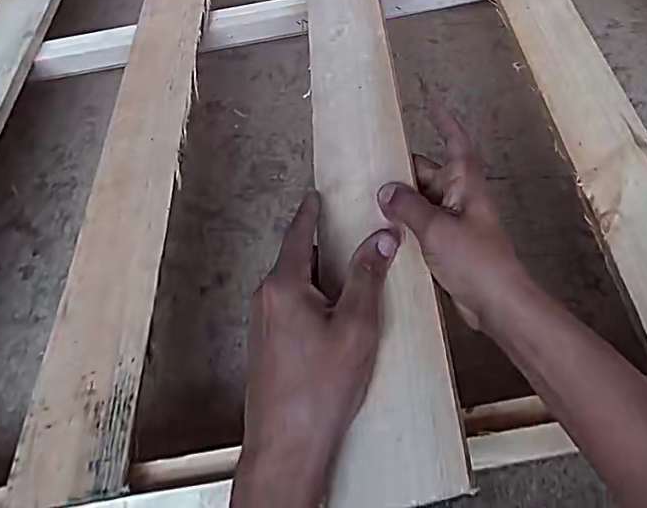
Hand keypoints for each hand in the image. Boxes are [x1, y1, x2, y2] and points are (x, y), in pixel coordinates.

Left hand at [234, 192, 397, 507]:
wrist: (286, 451)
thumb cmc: (320, 389)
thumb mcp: (356, 326)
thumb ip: (368, 276)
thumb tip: (383, 237)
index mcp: (284, 287)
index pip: (298, 234)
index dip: (311, 211)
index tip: (317, 194)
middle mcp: (267, 300)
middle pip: (299, 257)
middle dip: (326, 245)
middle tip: (354, 234)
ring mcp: (263, 325)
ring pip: (296, 284)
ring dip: (323, 275)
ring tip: (354, 275)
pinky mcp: (268, 346)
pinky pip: (292, 305)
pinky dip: (315, 297)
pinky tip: (338, 314)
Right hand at [377, 100, 534, 330]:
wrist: (498, 303)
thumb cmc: (476, 259)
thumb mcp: (437, 228)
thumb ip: (408, 207)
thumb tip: (385, 189)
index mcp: (466, 183)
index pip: (456, 143)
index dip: (445, 123)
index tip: (431, 105)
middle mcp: (461, 197)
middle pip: (430, 173)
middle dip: (406, 169)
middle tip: (374, 165)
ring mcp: (456, 222)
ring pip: (424, 200)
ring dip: (403, 198)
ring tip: (370, 196)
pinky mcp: (449, 245)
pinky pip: (424, 224)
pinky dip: (407, 222)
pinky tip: (384, 228)